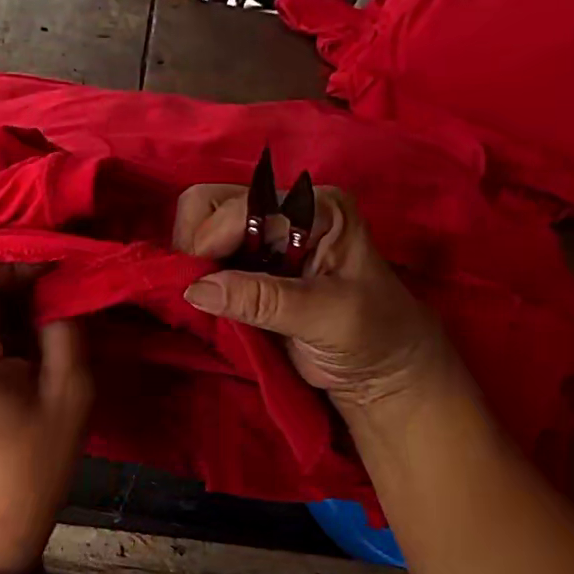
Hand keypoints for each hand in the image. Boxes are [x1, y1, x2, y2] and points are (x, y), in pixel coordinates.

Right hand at [172, 183, 453, 408]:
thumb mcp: (326, 317)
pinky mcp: (245, 261)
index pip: (240, 206)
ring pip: (196, 228)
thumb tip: (197, 289)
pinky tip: (211, 303)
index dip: (211, 242)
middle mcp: (284, 210)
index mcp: (315, 208)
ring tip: (211, 301)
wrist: (380, 368)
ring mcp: (262, 235)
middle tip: (201, 291)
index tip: (200, 287)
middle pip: (208, 205)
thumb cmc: (373, 336)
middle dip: (195, 247)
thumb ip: (264, 300)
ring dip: (193, 265)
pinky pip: (201, 257)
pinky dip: (195, 278)